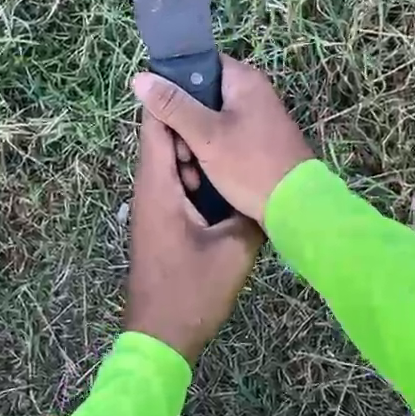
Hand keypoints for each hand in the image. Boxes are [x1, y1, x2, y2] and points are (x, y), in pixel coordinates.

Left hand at [123, 111, 262, 365]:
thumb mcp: (235, 249)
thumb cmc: (193, 290)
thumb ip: (249, 211)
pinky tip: (226, 183)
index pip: (157, 125)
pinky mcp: (160, 221)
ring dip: (200, 154)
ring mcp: (152, 206)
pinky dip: (197, 177)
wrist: (160, 336)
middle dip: (197, 124)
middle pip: (166, 139)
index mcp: (158, 186)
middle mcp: (149, 188)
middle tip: (235, 114)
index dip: (175, 97)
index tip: (206, 78)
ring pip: (173, 163)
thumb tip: (265, 187)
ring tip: (236, 146)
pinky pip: (175, 185)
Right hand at [130, 55, 313, 222]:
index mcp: (244, 80)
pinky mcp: (257, 140)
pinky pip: (223, 135)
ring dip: (193, 138)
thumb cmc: (250, 166)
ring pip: (209, 118)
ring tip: (187, 163)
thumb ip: (173, 106)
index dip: (175, 82)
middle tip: (174, 144)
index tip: (160, 107)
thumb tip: (140, 78)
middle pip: (202, 93)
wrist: (297, 208)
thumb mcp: (205, 135)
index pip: (200, 64)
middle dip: (181, 117)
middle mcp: (253, 92)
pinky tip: (201, 170)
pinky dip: (209, 148)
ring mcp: (257, 117)